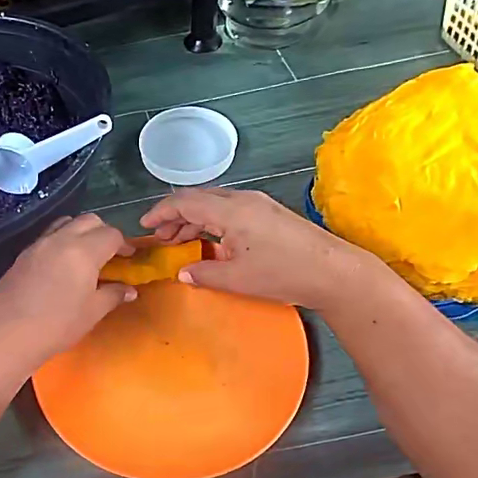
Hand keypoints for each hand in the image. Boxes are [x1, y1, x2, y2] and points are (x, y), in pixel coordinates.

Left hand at [0, 214, 135, 374]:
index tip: (129, 258)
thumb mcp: (93, 312)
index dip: (124, 245)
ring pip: (65, 223)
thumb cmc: (58, 325)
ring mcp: (38, 245)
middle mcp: (60, 239)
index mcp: (83, 251)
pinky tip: (62, 266)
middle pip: (89, 220)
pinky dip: (61, 241)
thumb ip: (114, 295)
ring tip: (85, 256)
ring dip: (81, 232)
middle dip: (104, 232)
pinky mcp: (23, 255)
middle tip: (109, 255)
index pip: (111, 234)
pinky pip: (48, 237)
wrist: (7, 336)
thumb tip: (130, 290)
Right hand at [138, 189, 389, 312]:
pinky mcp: (270, 214)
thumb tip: (183, 272)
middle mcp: (243, 199)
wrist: (333, 271)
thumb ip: (204, 273)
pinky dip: (214, 222)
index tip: (145, 225)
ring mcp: (259, 204)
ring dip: (195, 219)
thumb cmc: (283, 274)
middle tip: (160, 236)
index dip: (161, 211)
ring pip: (216, 204)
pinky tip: (212, 242)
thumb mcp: (237, 279)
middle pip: (200, 199)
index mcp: (230, 210)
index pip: (185, 202)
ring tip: (181, 240)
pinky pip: (232, 210)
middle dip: (176, 215)